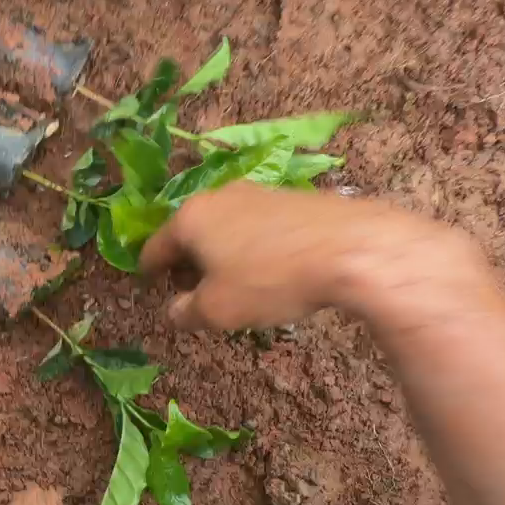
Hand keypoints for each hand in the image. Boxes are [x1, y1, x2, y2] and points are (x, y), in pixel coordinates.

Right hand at [139, 182, 493, 332]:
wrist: (356, 250)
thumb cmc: (270, 280)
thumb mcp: (216, 310)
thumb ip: (185, 312)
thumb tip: (175, 311)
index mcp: (190, 218)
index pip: (154, 247)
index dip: (149, 272)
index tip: (150, 286)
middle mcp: (219, 197)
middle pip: (190, 233)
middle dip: (187, 261)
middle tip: (192, 290)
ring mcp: (259, 192)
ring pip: (225, 227)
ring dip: (222, 253)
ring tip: (234, 283)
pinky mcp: (294, 198)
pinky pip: (258, 226)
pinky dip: (252, 247)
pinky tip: (270, 271)